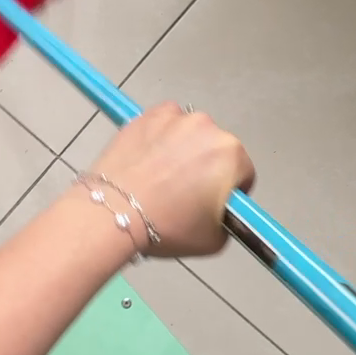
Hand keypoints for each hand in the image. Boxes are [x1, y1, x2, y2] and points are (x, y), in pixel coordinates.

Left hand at [88, 102, 254, 257]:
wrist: (112, 210)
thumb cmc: (166, 225)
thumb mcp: (213, 240)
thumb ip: (227, 222)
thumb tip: (219, 213)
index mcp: (231, 154)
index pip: (243, 173)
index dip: (230, 192)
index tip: (212, 204)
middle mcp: (207, 126)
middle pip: (216, 149)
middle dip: (206, 167)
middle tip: (183, 192)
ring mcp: (175, 116)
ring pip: (189, 134)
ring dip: (183, 149)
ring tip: (160, 176)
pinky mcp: (147, 114)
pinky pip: (163, 123)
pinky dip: (160, 136)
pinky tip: (147, 158)